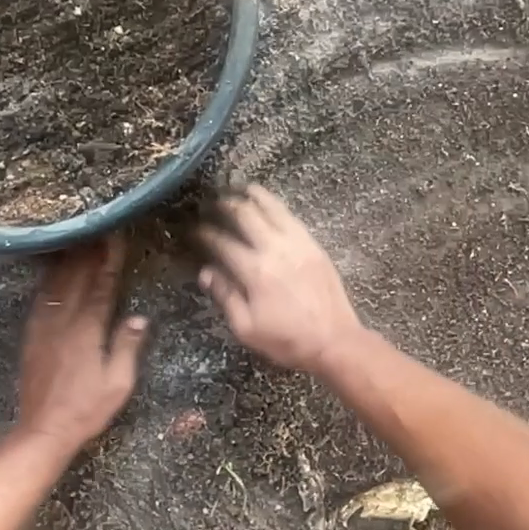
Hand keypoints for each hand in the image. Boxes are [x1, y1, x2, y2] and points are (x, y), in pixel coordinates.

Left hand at [15, 236, 148, 450]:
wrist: (43, 430)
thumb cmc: (86, 410)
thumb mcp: (118, 383)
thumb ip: (127, 347)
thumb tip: (139, 317)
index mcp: (86, 331)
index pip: (100, 286)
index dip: (109, 261)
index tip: (118, 239)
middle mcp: (62, 322)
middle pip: (75, 278)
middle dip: (89, 252)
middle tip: (100, 230)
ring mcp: (43, 327)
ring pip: (55, 284)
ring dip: (68, 260)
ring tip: (80, 240)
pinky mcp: (32, 335)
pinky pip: (41, 298)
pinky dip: (50, 279)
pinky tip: (55, 271)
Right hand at [198, 186, 363, 374]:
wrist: (335, 341)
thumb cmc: (287, 340)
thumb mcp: (247, 328)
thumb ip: (225, 296)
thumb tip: (206, 272)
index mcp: (255, 271)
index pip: (222, 243)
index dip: (204, 234)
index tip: (193, 230)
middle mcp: (276, 249)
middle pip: (246, 215)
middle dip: (225, 206)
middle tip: (212, 203)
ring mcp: (299, 244)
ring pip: (273, 209)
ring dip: (254, 196)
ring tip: (241, 189)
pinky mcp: (315, 246)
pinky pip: (292, 218)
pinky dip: (277, 207)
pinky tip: (269, 205)